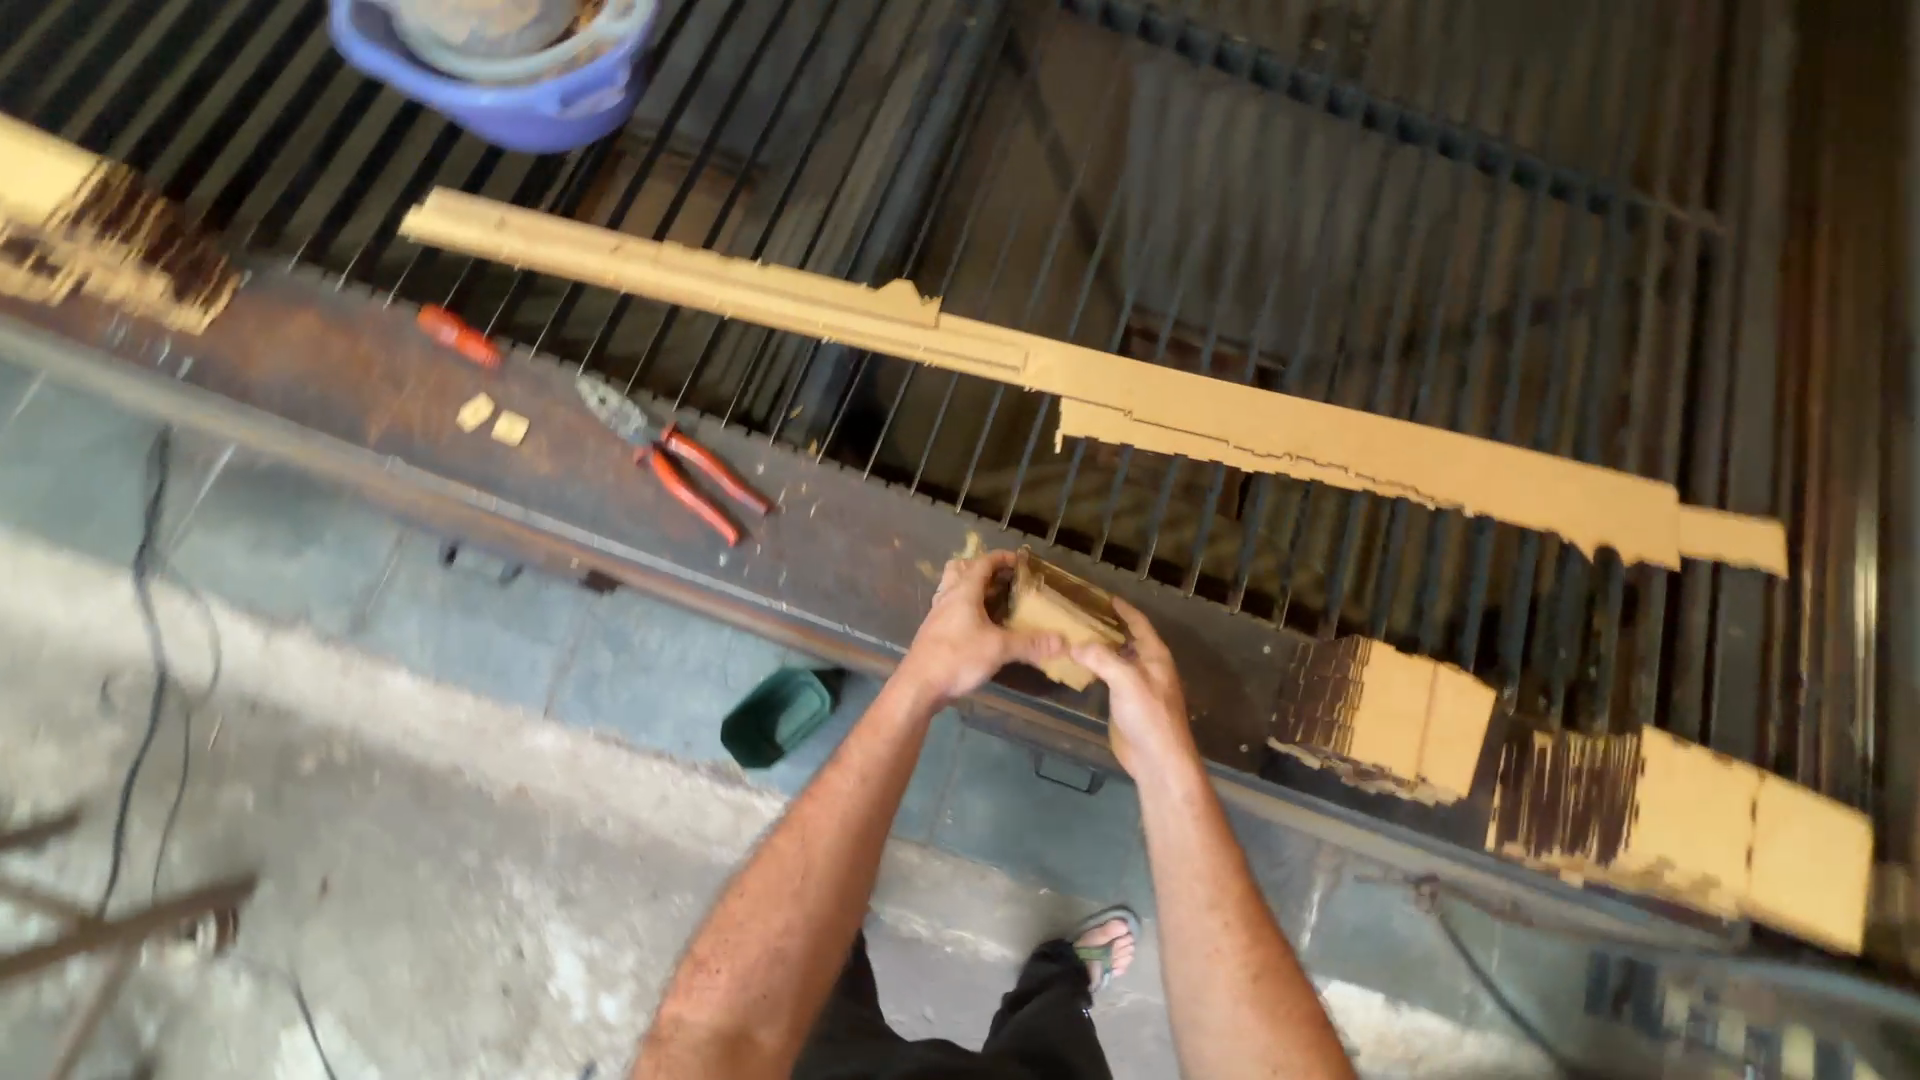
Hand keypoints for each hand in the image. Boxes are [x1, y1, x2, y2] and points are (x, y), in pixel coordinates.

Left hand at [897, 551, 1064, 703]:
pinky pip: (950, 609)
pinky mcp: (933, 633)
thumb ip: (1030, 644)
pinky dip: (965, 609)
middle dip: (981, 568)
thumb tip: (1063, 641)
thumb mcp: (999, 649)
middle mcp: (947, 597)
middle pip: (960, 570)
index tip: (1019, 560)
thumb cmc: (957, 658)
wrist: (918, 686)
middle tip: (1002, 579)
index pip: (982, 563)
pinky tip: (978, 626)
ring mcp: (937, 615)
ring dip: (971, 588)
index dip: (1001, 557)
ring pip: (952, 589)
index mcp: (963, 592)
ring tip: (993, 601)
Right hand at [1069, 599, 1199, 778]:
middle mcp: (1148, 666)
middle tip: (1080, 614)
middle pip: (1127, 639)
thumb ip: (1101, 657)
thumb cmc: (1149, 714)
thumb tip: (1075, 645)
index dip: (1124, 610)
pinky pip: (1109, 678)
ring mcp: (1137, 686)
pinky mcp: (1126, 703)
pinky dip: (1095, 668)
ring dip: (1099, 648)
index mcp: (1155, 656)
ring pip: (1116, 659)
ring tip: (1074, 635)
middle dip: (1107, 626)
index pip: (1139, 624)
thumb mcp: (1126, 679)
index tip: (1105, 597)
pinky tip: (1078, 665)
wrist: (1157, 759)